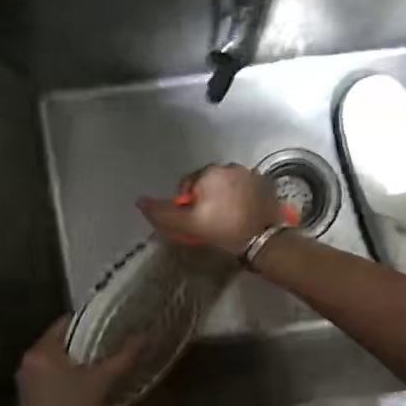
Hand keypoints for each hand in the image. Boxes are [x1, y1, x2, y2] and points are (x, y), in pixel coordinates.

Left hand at [15, 317, 138, 405]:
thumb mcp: (102, 383)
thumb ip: (124, 357)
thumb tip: (144, 334)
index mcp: (40, 351)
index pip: (66, 322)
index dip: (91, 320)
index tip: (114, 323)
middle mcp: (28, 362)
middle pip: (61, 341)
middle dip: (87, 341)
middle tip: (114, 343)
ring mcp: (25, 383)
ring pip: (56, 360)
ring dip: (79, 360)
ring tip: (105, 363)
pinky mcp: (28, 400)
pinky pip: (51, 376)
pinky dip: (69, 375)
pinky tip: (87, 386)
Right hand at [136, 164, 282, 255]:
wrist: (264, 239)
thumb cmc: (224, 230)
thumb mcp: (190, 224)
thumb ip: (164, 213)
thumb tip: (140, 201)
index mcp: (209, 173)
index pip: (188, 184)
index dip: (188, 204)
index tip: (195, 220)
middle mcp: (230, 166)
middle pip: (209, 182)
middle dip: (206, 198)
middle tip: (211, 221)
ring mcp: (251, 173)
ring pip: (228, 184)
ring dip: (224, 196)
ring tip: (228, 218)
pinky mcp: (266, 183)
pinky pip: (246, 187)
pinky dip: (242, 196)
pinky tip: (244, 213)